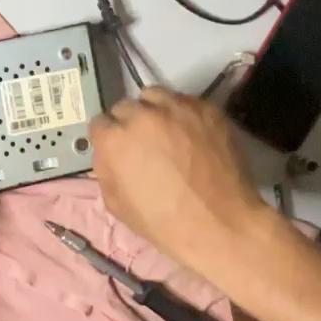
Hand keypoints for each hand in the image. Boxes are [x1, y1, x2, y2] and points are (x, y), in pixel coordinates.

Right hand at [89, 87, 273, 271]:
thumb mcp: (116, 205)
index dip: (107, 138)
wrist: (220, 224)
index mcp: (115, 140)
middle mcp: (143, 116)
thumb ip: (105, 170)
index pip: (100, 124)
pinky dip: (182, 114)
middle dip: (129, 123)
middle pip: (126, 107)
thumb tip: (109, 153)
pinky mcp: (207, 109)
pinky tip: (190, 135)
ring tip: (165, 131)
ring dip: (154, 110)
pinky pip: (186, 101)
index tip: (117, 149)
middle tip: (142, 143)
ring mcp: (178, 108)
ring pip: (155, 96)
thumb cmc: (163, 222)